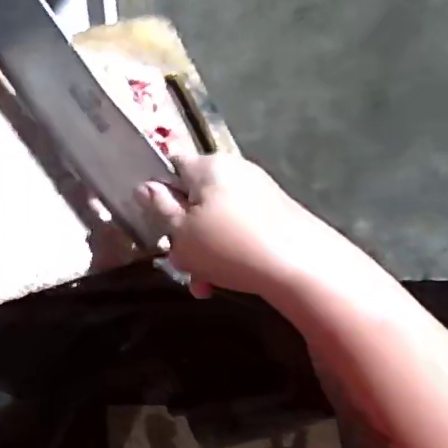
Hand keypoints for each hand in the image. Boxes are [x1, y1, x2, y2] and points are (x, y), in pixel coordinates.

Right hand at [136, 153, 386, 301]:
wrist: (303, 267)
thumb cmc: (229, 246)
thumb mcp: (180, 233)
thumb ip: (159, 208)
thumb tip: (145, 187)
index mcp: (208, 166)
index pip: (171, 165)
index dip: (158, 193)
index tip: (156, 224)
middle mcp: (236, 170)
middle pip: (194, 197)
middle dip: (183, 232)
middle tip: (181, 262)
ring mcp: (260, 191)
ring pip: (215, 219)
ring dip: (204, 249)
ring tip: (204, 282)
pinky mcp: (277, 214)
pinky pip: (239, 228)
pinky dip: (228, 251)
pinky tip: (225, 280)